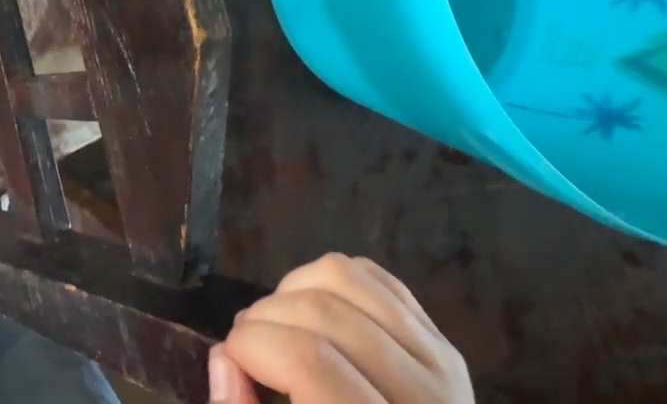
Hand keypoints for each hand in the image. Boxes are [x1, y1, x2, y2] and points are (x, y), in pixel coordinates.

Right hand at [212, 254, 471, 402]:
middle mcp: (429, 402)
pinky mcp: (443, 343)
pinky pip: (374, 276)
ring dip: (290, 290)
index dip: (252, 345)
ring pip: (345, 277)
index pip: (311, 361)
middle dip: (263, 317)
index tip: (229, 359)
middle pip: (323, 312)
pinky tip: (312, 313)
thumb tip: (223, 356)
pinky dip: (327, 280)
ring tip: (277, 326)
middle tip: (246, 347)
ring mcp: (444, 365)